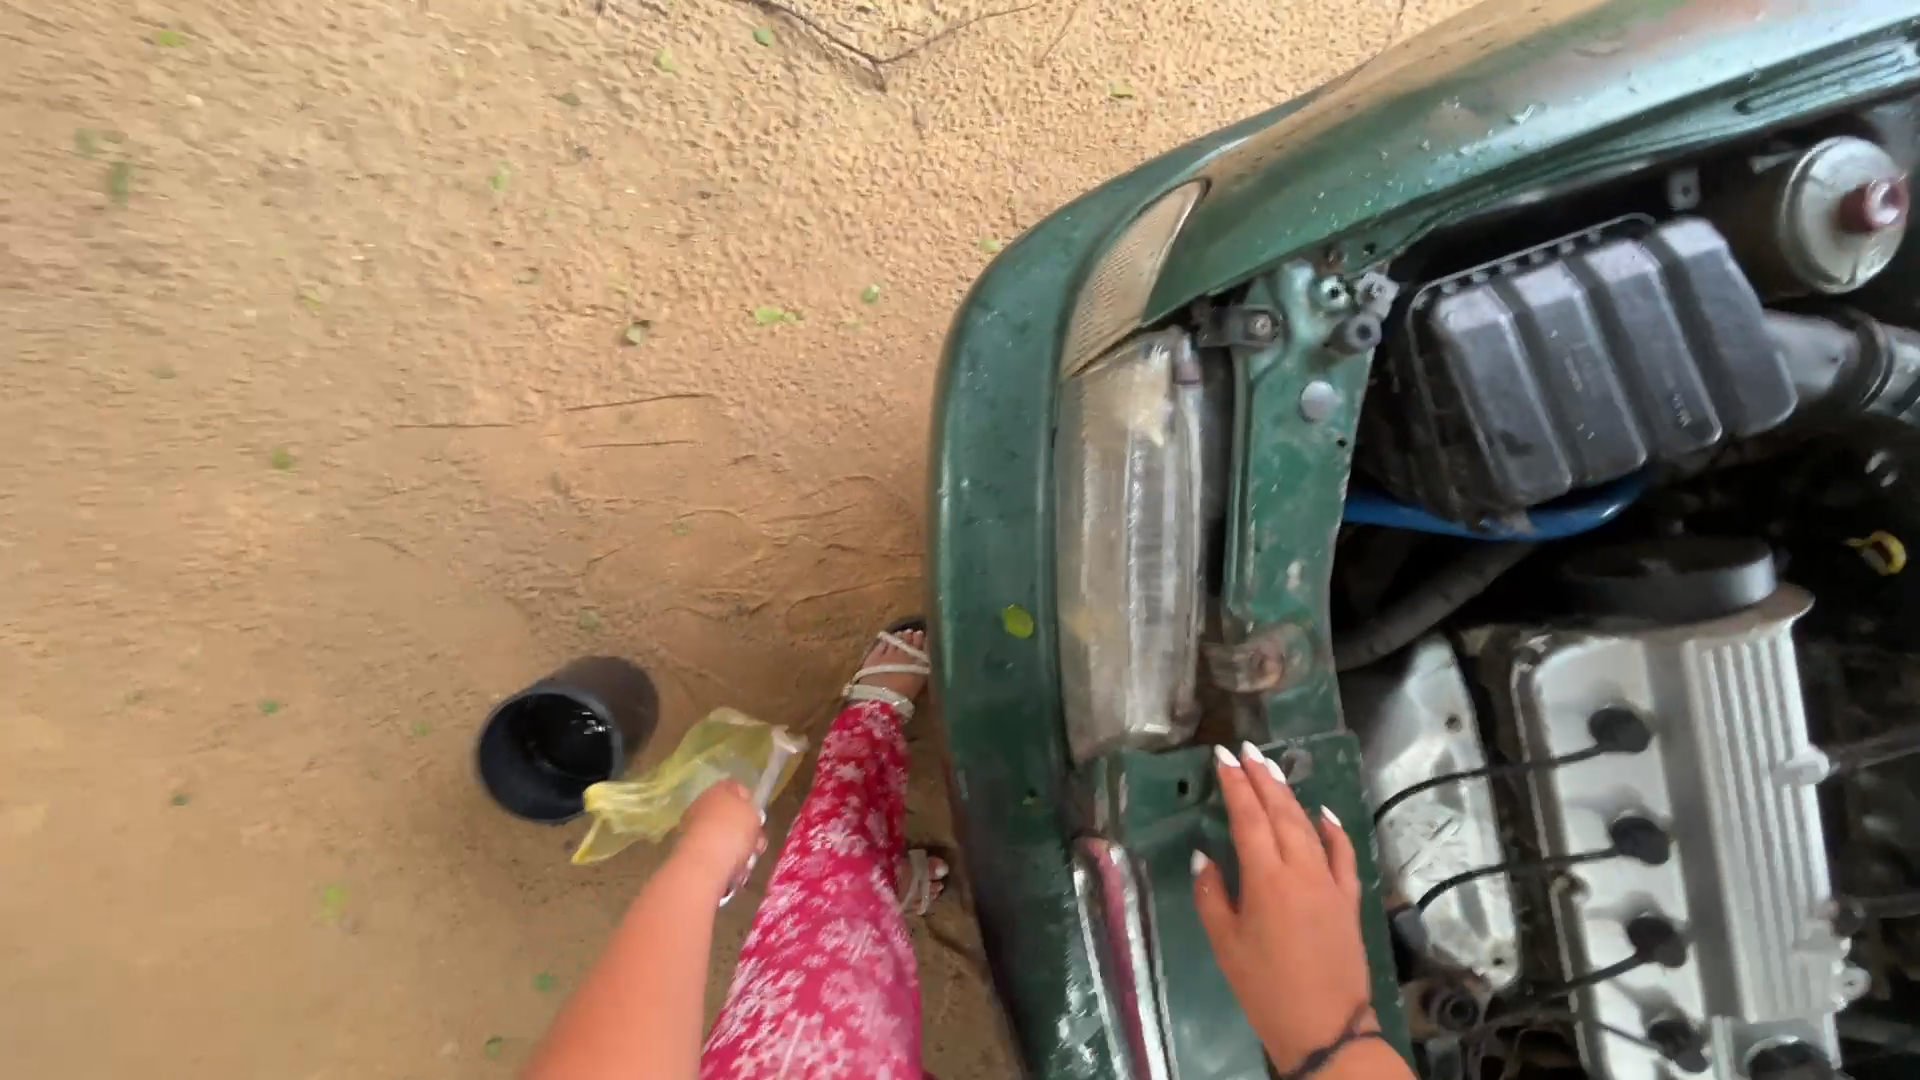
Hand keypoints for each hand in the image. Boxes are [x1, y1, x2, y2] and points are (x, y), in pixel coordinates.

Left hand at [674, 779, 764, 886]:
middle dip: (746, 831)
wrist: (702, 866)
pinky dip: (725, 865)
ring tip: (746, 863)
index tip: (759, 817)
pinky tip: (733, 873)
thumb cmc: (732, 832)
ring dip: (738, 850)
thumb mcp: (753, 813)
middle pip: (730, 816)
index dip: (750, 801)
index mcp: (716, 791)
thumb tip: (745, 812)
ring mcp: (693, 833)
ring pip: (725, 839)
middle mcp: (701, 807)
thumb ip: (751, 809)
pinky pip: (716, 857)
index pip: (735, 787)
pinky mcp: (689, 856)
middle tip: (756, 844)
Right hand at [1193, 742, 1373, 1073]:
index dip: (1234, 784)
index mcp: (1266, 878)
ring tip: (1271, 767)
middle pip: (1280, 812)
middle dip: (1261, 777)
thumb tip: (1205, 856)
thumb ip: (1211, 892)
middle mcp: (1301, 871)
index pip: (1248, 817)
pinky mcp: (1348, 900)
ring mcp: (1330, 883)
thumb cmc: (1264, 988)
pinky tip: (1323, 812)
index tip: (1221, 757)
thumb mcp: (1224, 942)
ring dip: (1289, 794)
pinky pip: (1343, 855)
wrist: (1327, 1032)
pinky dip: (1333, 830)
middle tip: (1245, 750)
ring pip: (1309, 826)